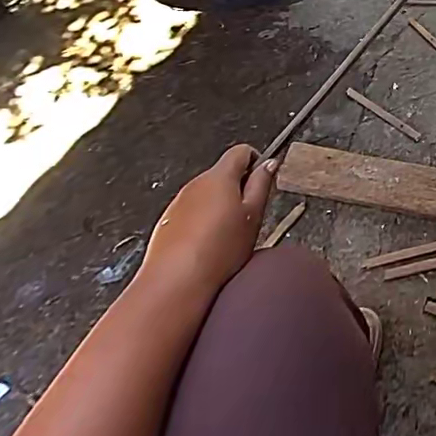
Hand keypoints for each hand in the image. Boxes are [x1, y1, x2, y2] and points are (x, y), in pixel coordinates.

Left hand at [139, 144, 274, 296]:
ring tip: (228, 235)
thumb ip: (262, 183)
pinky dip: (202, 222)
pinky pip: (191, 213)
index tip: (262, 182)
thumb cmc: (218, 250)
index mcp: (219, 177)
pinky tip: (208, 245)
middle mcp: (195, 184)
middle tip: (249, 215)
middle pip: (223, 174)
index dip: (256, 162)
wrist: (175, 283)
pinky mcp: (166, 223)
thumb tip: (269, 164)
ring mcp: (177, 204)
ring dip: (220, 206)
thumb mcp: (253, 214)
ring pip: (207, 195)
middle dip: (239, 188)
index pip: (241, 152)